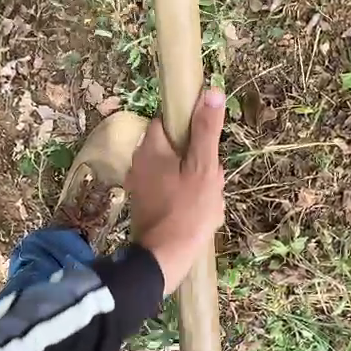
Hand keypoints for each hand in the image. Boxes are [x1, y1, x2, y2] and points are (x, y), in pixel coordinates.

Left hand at [126, 88, 226, 294]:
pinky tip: (199, 214)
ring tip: (208, 203)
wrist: (164, 258)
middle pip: (175, 149)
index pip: (169, 122)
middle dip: (198, 163)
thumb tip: (211, 91)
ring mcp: (139, 185)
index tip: (206, 147)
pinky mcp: (144, 204)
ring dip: (196, 183)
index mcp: (150, 148)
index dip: (190, 130)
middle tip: (211, 182)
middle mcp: (138, 162)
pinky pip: (170, 191)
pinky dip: (185, 198)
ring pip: (176, 172)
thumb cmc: (186, 211)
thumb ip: (206, 131)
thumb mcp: (204, 168)